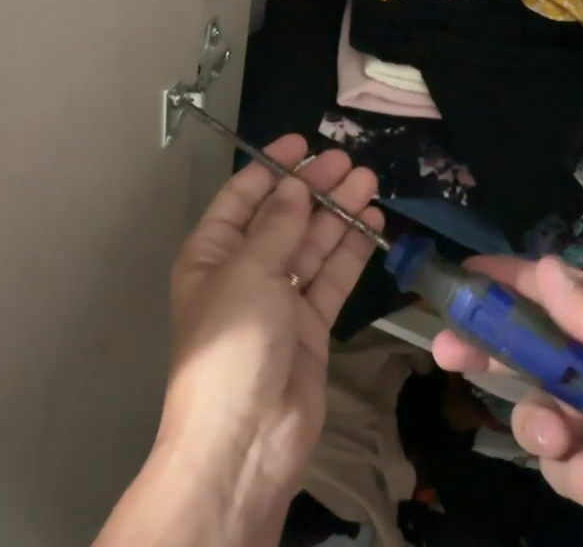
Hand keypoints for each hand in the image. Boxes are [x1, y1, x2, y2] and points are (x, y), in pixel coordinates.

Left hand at [102, 134, 381, 545]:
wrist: (245, 439)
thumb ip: (277, 226)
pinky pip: (330, 279)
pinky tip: (371, 225)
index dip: (272, 168)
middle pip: (282, 217)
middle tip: (349, 161)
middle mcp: (242, 271)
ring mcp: (277, 300)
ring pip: (310, 245)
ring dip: (337, 215)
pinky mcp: (308, 328)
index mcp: (210, 253)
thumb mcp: (249, 273)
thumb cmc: (233, 343)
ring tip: (368, 183)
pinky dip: (349, 253)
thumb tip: (294, 185)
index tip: (304, 143)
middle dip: (313, 188)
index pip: (242, 197)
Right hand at [435, 257, 582, 546]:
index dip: (514, 282)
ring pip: (541, 413)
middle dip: (494, 349)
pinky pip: (568, 472)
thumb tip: (541, 264)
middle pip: (537, 352)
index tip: (463, 275)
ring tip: (564, 444)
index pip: (566, 295)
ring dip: (543, 428)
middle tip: (447, 348)